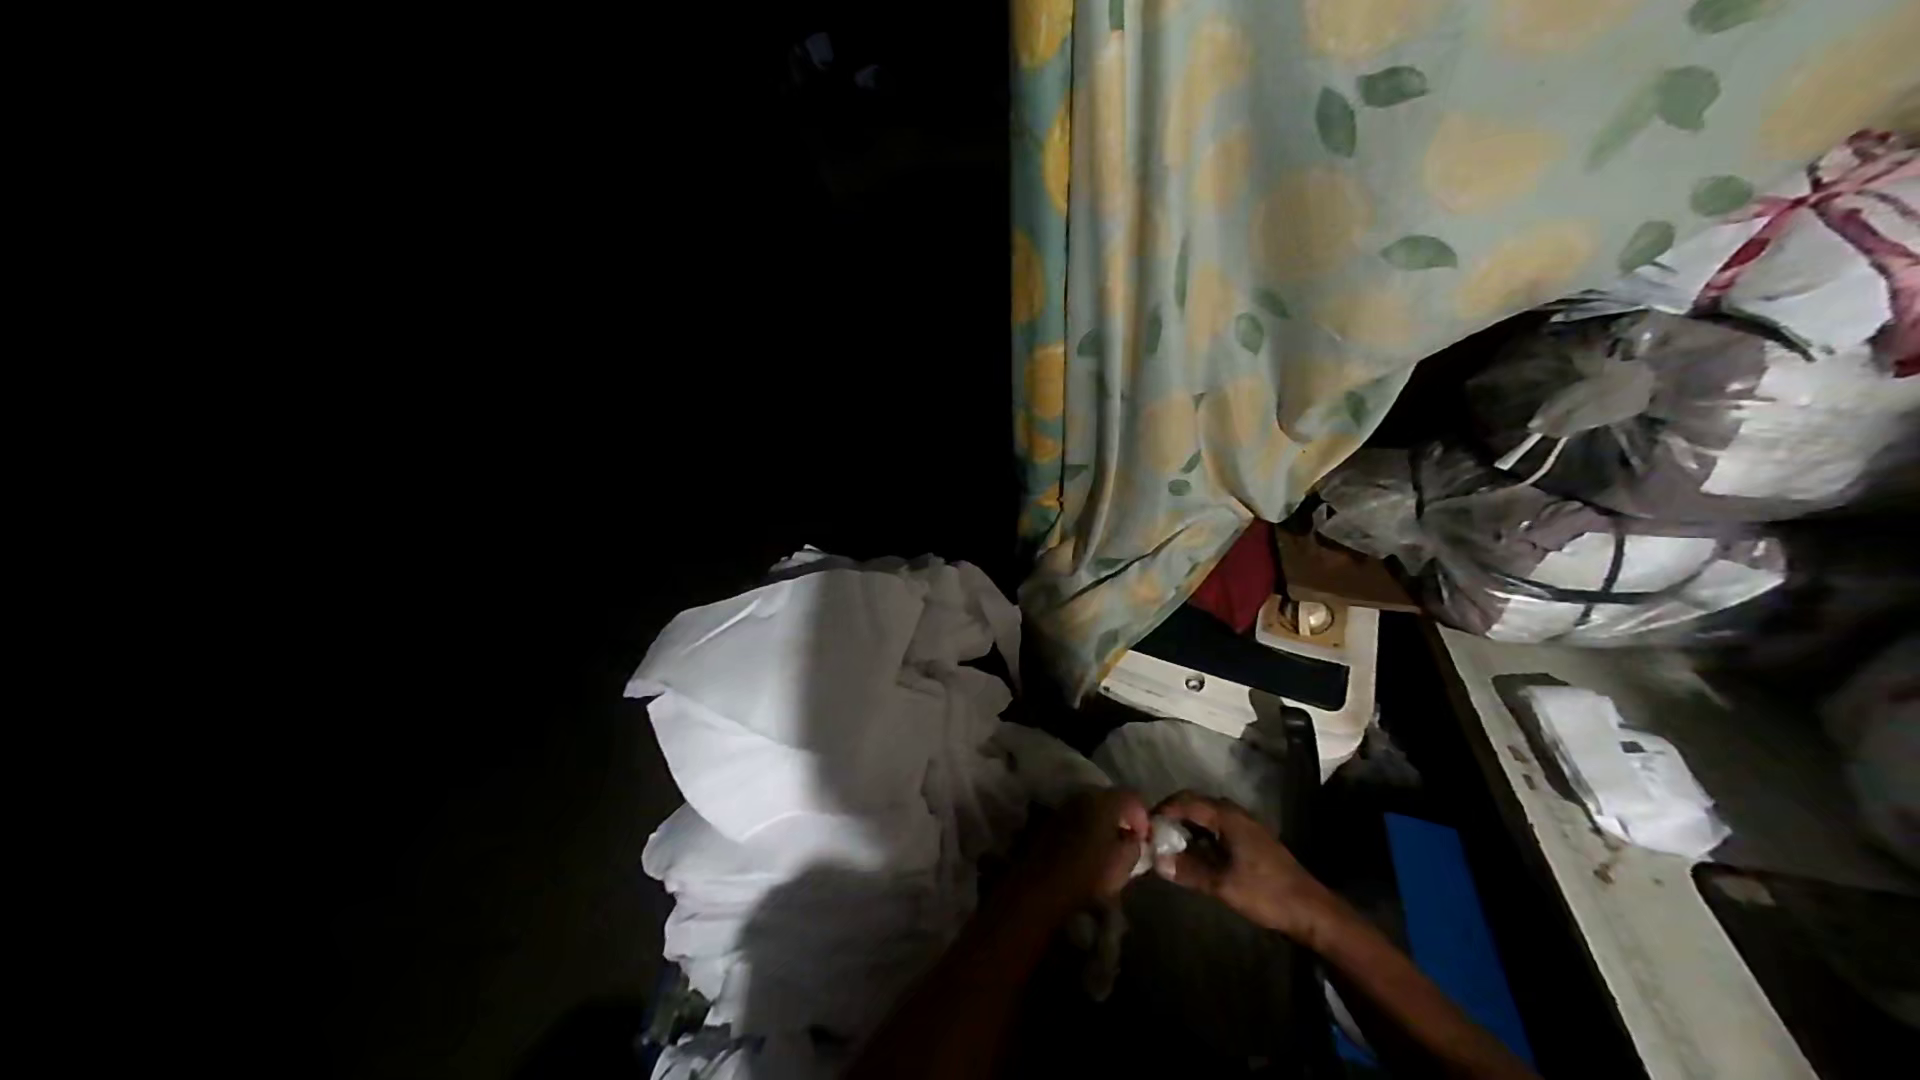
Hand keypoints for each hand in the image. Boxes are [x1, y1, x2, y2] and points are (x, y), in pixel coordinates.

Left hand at [1012, 787, 1150, 913]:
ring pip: (1091, 807)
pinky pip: (1076, 817)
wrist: (1043, 885)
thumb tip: (1133, 838)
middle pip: (1110, 798)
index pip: (1132, 797)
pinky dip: (1085, 827)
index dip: (1143, 817)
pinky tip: (1087, 847)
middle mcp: (1082, 795)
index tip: (1144, 839)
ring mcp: (1063, 806)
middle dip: (1123, 817)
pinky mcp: (1050, 819)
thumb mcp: (1125, 863)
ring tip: (1108, 845)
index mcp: (1103, 801)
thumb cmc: (1089, 873)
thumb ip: (1135, 845)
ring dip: (1103, 821)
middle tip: (1128, 840)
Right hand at [1151, 791, 1339, 942]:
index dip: (1162, 810)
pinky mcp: (1250, 839)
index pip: (1186, 801)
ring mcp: (1244, 825)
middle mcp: (1235, 813)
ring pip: (1206, 815)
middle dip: (1172, 815)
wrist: (1313, 912)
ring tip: (1167, 844)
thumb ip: (1189, 871)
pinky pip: (1216, 827)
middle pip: (1195, 803)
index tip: (1143, 825)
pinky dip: (1199, 834)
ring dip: (1186, 825)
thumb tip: (1156, 861)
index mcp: (1228, 817)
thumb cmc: (1267, 894)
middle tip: (1152, 834)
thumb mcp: (1223, 885)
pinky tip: (1193, 854)